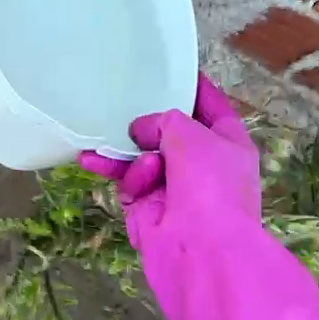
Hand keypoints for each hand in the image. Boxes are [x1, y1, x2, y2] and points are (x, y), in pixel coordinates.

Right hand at [78, 75, 261, 250]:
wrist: (202, 251)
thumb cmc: (208, 183)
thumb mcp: (188, 132)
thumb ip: (162, 119)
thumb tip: (141, 133)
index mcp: (228, 143)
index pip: (210, 106)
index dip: (193, 86)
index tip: (171, 68)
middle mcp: (204, 164)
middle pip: (169, 131)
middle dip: (146, 122)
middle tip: (122, 105)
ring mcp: (176, 187)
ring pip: (142, 155)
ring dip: (125, 152)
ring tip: (103, 146)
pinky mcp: (149, 206)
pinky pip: (127, 179)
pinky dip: (113, 172)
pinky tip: (91, 160)